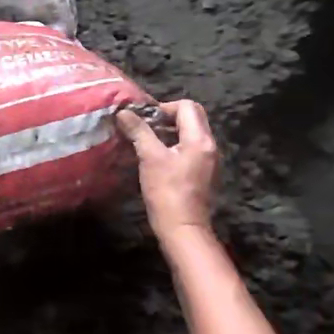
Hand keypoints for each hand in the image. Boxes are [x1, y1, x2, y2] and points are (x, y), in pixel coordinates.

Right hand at [115, 100, 218, 240]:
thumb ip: (139, 131)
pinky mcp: (202, 172)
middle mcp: (209, 145)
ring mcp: (208, 160)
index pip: (186, 106)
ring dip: (168, 132)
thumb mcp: (150, 157)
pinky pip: (189, 148)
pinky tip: (155, 158)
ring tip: (146, 141)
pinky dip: (173, 146)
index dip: (163, 107)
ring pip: (189, 133)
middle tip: (144, 128)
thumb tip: (123, 112)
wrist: (182, 227)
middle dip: (166, 117)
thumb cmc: (167, 191)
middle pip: (191, 117)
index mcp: (200, 139)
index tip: (143, 120)